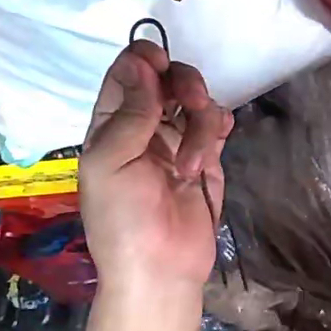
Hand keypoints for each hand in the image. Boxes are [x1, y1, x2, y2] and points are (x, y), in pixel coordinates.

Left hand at [80, 40, 233, 291]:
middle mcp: (144, 126)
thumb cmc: (123, 219)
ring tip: (194, 164)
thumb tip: (140, 61)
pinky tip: (218, 140)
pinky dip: (219, 124)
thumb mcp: (111, 163)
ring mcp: (176, 141)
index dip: (144, 59)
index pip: (127, 72)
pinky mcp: (206, 157)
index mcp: (111, 124)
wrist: (159, 270)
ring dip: (200, 123)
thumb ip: (130, 112)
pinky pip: (215, 124)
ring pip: (195, 100)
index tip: (161, 64)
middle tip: (192, 100)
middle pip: (167, 78)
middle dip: (183, 83)